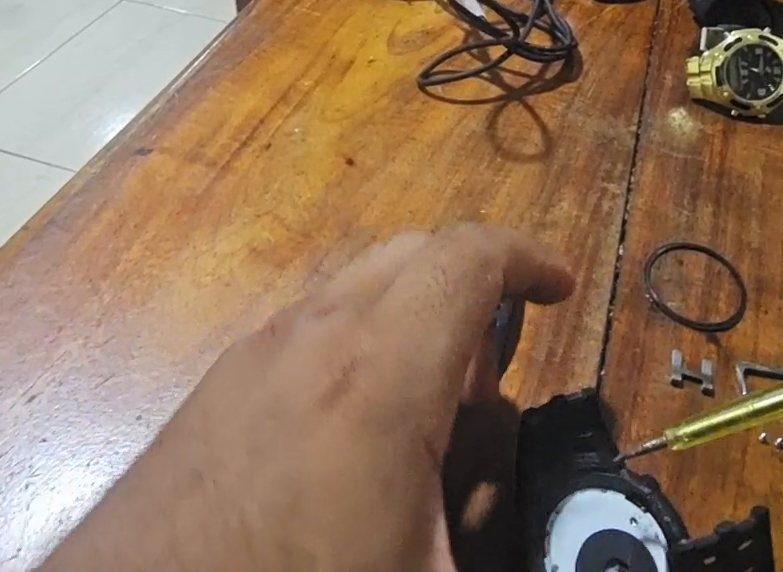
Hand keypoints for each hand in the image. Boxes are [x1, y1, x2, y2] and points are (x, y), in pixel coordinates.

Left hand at [42, 225, 574, 571]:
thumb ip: (497, 529)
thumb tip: (538, 526)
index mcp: (379, 371)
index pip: (468, 258)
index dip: (528, 259)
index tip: (560, 289)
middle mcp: (317, 334)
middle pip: (416, 253)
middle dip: (476, 286)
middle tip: (496, 373)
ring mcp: (261, 352)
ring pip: (362, 283)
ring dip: (417, 314)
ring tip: (434, 408)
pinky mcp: (223, 384)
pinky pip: (315, 322)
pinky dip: (364, 340)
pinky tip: (357, 433)